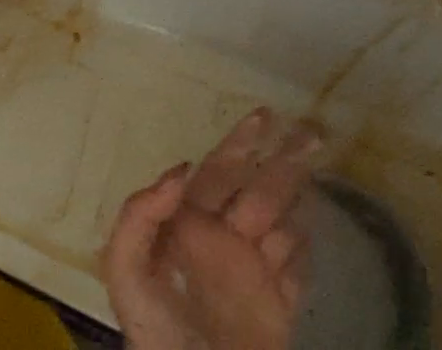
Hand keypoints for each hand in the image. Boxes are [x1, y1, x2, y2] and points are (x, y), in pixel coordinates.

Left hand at [98, 109, 322, 349]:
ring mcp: (252, 272)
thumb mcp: (125, 266)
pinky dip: (306, 249)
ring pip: (282, 221)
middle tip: (310, 128)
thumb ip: (141, 213)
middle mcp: (220, 240)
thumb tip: (180, 169)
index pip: (215, 172)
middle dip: (282, 158)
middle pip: (257, 189)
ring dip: (298, 192)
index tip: (264, 116)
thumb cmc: (151, 324)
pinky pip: (297, 271)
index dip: (239, 144)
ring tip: (317, 158)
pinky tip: (313, 223)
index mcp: (185, 224)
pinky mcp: (278, 308)